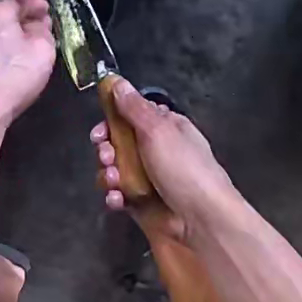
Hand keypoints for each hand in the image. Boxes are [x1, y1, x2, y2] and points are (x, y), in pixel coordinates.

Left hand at [0, 0, 54, 140]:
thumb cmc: (13, 77)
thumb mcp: (44, 49)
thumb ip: (45, 31)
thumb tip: (39, 25)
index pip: (21, 0)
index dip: (39, 5)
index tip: (50, 12)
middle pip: (7, 16)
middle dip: (26, 23)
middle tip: (45, 32)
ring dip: (14, 39)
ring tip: (32, 52)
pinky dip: (3, 53)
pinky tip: (15, 67)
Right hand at [90, 78, 238, 231]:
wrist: (201, 219)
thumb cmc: (184, 169)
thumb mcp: (158, 130)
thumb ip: (134, 107)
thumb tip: (117, 82)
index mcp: (167, 128)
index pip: (134, 115)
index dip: (113, 121)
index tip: (100, 130)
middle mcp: (158, 151)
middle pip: (120, 143)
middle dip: (106, 149)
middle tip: (106, 156)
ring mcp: (150, 178)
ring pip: (115, 170)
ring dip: (108, 174)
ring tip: (114, 180)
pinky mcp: (142, 204)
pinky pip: (119, 195)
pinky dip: (114, 197)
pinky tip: (118, 199)